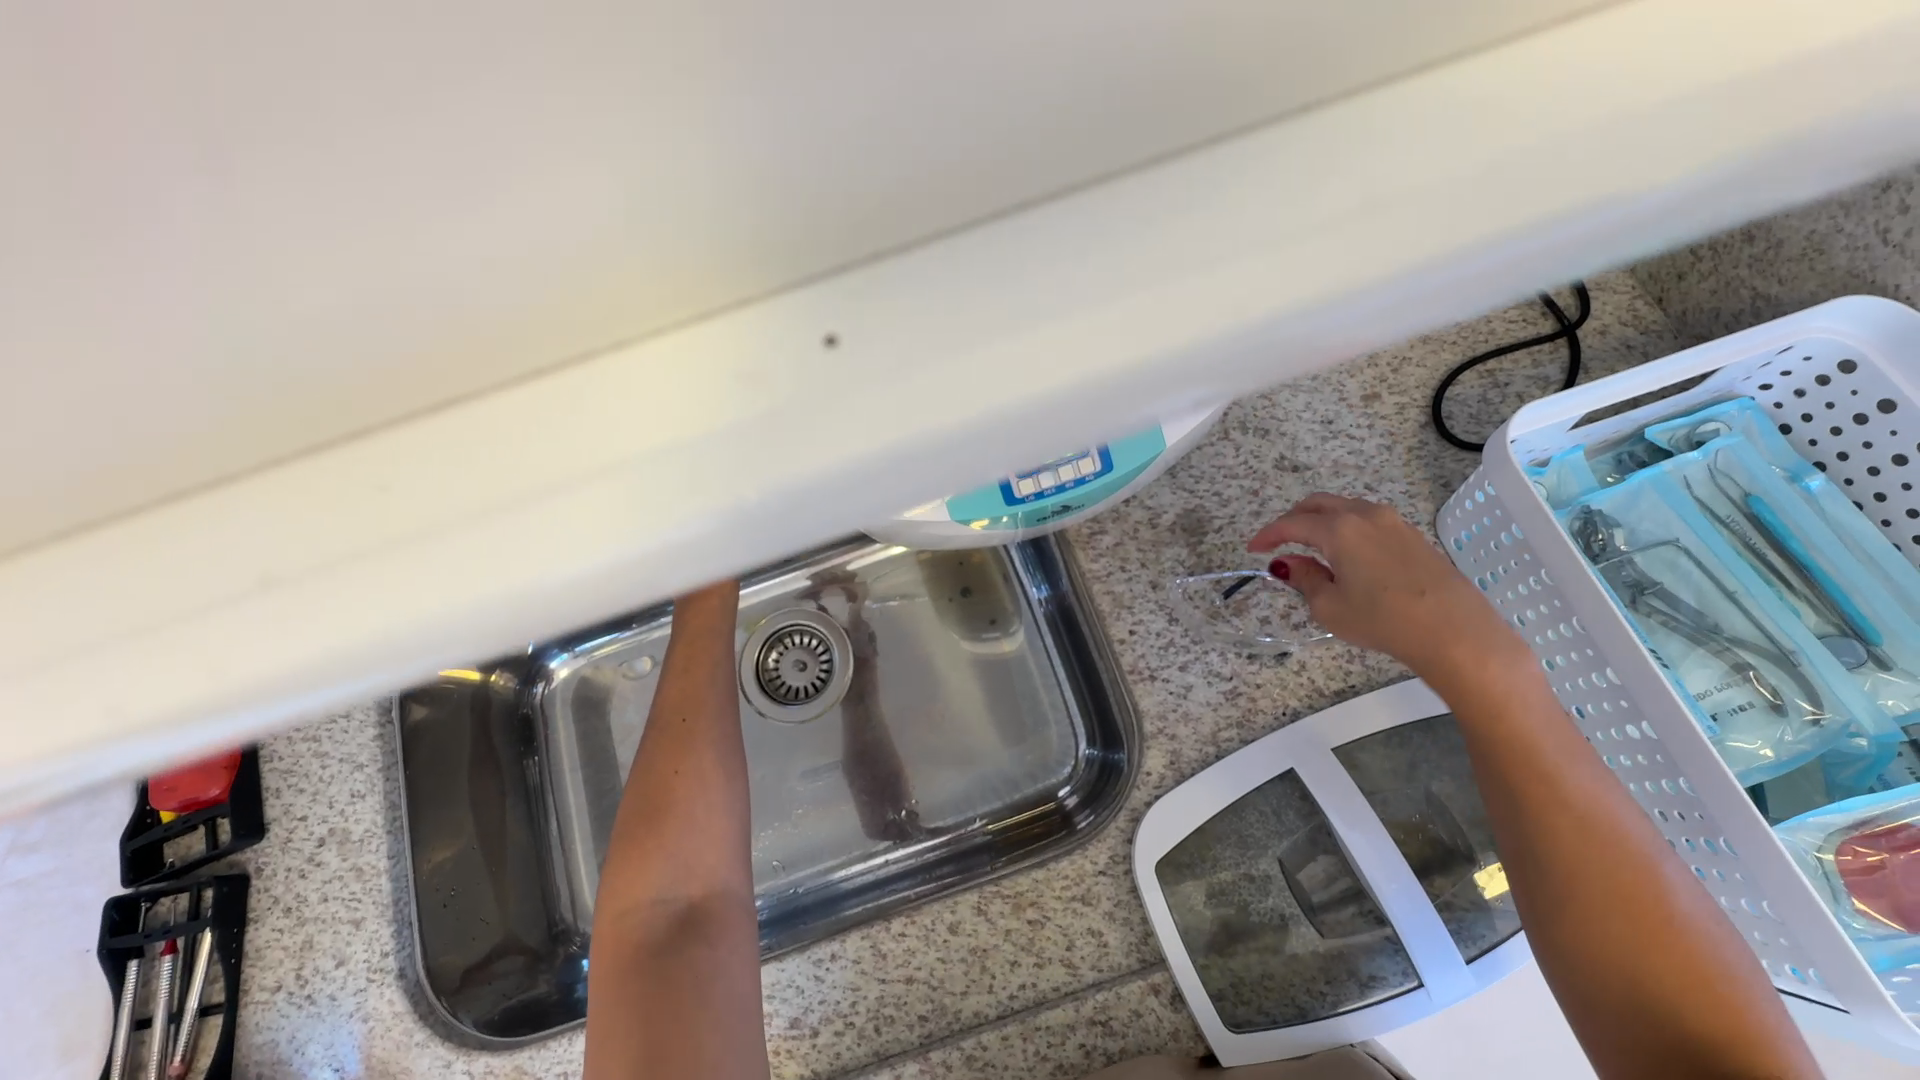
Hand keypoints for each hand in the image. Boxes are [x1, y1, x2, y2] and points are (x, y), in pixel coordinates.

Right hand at [1247, 494, 1523, 678]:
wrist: (1452, 630)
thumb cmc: (1382, 620)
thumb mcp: (1330, 606)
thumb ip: (1304, 578)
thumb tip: (1288, 563)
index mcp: (1339, 528)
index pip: (1293, 523)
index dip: (1268, 535)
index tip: (1253, 549)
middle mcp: (1365, 515)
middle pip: (1319, 504)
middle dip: (1293, 519)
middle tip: (1278, 542)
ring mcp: (1393, 522)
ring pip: (1346, 509)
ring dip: (1322, 522)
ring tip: (1311, 549)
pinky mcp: (1412, 536)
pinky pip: (1367, 521)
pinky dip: (1346, 529)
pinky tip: (1345, 556)